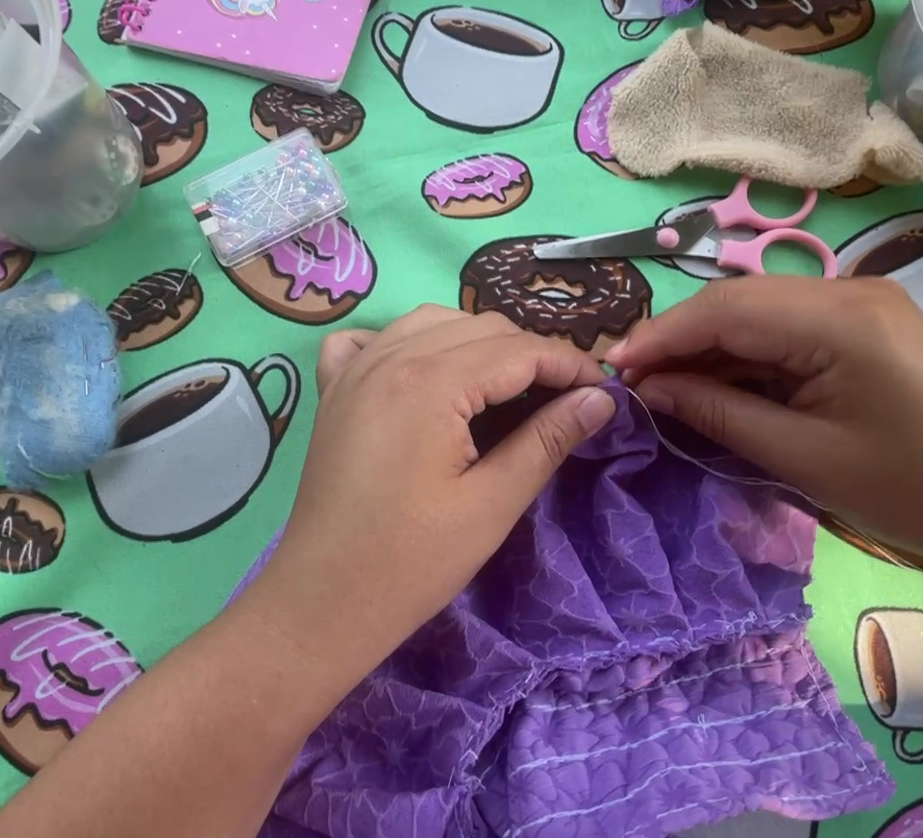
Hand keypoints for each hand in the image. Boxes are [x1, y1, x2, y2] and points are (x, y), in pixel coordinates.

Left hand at [250, 305, 613, 671]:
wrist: (322, 602)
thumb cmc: (412, 562)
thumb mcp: (492, 504)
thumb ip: (547, 440)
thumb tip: (600, 398)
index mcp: (430, 382)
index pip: (517, 349)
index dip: (567, 363)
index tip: (600, 390)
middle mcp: (390, 357)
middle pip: (480, 326)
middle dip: (529, 353)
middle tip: (561, 398)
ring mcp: (355, 368)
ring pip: (432, 321)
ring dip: (477, 342)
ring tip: (503, 387)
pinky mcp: (334, 389)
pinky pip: (375, 339)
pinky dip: (408, 342)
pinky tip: (423, 372)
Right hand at [605, 276, 922, 570]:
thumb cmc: (907, 493)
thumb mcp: (800, 458)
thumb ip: (717, 412)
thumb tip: (648, 389)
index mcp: (844, 320)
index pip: (729, 310)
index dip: (664, 334)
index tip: (615, 365)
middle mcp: (852, 289)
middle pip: (739, 300)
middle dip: (680, 337)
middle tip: (633, 378)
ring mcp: (861, 298)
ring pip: (757, 308)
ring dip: (708, 343)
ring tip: (663, 381)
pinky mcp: (863, 317)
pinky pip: (784, 322)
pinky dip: (744, 349)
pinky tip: (715, 376)